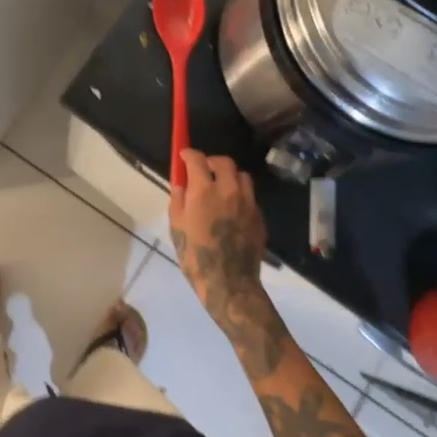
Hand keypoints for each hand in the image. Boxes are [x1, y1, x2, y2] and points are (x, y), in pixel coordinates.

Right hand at [168, 150, 266, 294]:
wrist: (229, 282)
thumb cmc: (195, 256)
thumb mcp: (177, 227)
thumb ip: (179, 200)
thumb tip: (181, 183)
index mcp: (204, 191)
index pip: (197, 159)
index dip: (189, 154)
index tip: (184, 156)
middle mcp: (229, 190)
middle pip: (224, 162)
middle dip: (212, 162)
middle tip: (203, 170)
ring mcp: (248, 202)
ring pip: (241, 176)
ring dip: (229, 176)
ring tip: (221, 188)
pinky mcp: (259, 216)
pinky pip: (250, 196)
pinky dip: (240, 195)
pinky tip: (232, 209)